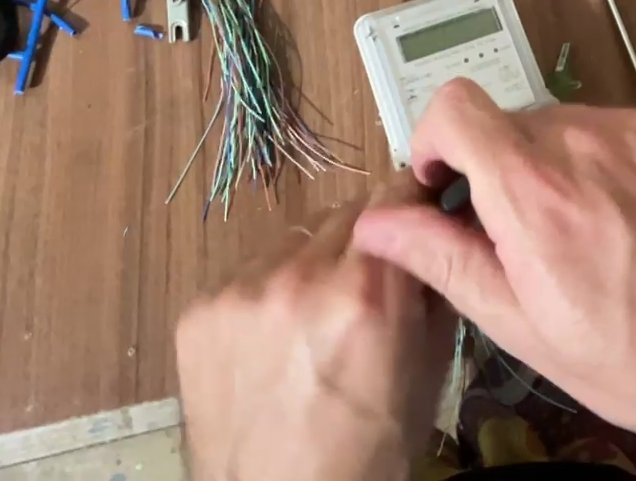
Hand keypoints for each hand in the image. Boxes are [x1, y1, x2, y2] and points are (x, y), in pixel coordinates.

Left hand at [175, 177, 455, 480]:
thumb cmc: (372, 444)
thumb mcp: (430, 364)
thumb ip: (432, 281)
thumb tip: (436, 225)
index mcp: (366, 291)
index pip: (394, 191)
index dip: (410, 199)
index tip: (417, 214)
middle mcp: (301, 275)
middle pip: (347, 211)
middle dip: (366, 237)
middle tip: (367, 284)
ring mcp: (242, 290)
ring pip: (299, 236)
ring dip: (316, 259)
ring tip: (316, 314)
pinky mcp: (199, 307)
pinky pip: (253, 269)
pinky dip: (271, 288)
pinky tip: (274, 336)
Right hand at [349, 79, 635, 455]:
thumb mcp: (525, 325)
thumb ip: (444, 258)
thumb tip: (378, 221)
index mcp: (534, 189)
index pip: (454, 104)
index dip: (435, 139)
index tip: (448, 185)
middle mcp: (581, 137)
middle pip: (505, 121)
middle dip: (497, 168)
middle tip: (524, 235)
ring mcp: (632, 126)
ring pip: (556, 123)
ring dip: (549, 165)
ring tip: (584, 231)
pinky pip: (606, 126)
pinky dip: (597, 159)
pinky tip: (626, 216)